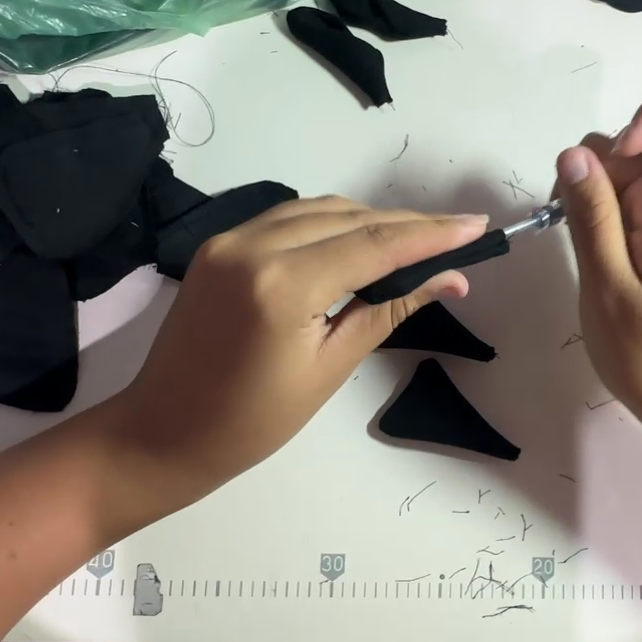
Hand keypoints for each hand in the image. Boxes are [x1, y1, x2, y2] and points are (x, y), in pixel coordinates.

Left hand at [100, 197, 487, 502]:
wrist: (164, 431)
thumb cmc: (252, 422)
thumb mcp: (330, 366)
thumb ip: (389, 308)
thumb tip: (450, 278)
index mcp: (281, 284)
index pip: (373, 244)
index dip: (431, 233)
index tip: (477, 226)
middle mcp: (252, 245)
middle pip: (348, 217)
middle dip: (406, 225)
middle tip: (455, 237)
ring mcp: (229, 239)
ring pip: (318, 210)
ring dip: (369, 221)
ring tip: (415, 242)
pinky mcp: (218, 244)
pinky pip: (288, 219)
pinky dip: (329, 224)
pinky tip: (357, 242)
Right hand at [555, 96, 641, 455]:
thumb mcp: (606, 283)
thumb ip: (591, 214)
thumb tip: (574, 153)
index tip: (614, 155)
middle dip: (598, 165)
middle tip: (567, 214)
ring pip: (630, 173)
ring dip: (591, 191)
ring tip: (573, 239)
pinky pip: (629, 203)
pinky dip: (599, 213)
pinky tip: (585, 249)